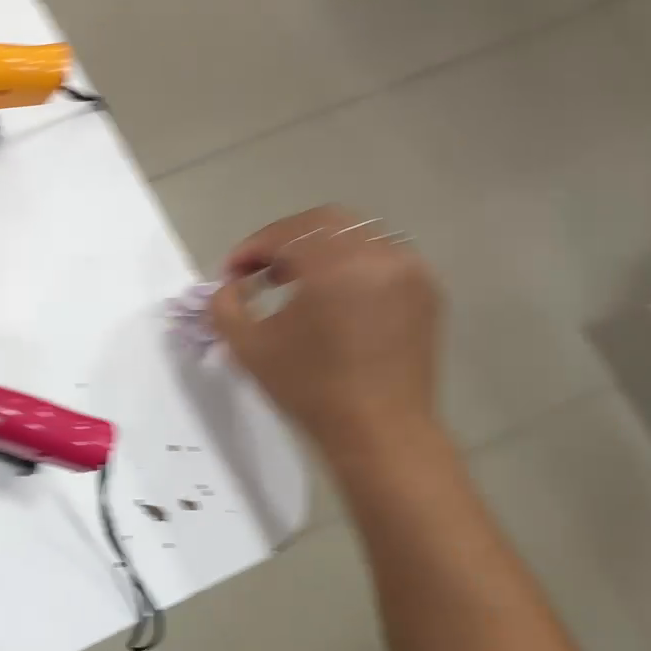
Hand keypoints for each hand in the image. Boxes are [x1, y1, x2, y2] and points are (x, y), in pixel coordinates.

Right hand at [210, 206, 444, 455]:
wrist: (378, 428)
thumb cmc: (308, 388)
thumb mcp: (248, 347)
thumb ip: (226, 305)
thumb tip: (230, 286)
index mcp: (336, 266)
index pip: (287, 232)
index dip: (251, 247)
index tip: (229, 274)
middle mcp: (380, 255)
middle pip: (325, 223)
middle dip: (283, 241)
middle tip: (256, 272)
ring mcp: (409, 270)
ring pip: (355, 237)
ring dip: (316, 251)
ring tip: (289, 284)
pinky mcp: (424, 290)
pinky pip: (379, 259)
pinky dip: (347, 266)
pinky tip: (326, 300)